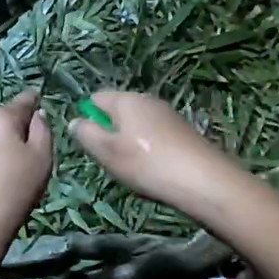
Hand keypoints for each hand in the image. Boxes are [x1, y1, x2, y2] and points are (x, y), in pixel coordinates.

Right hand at [68, 92, 245, 214]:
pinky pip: (154, 134)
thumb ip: (86, 134)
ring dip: (129, 142)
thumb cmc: (147, 164)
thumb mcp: (106, 151)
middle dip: (109, 131)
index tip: (91, 143)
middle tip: (110, 159)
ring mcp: (167, 114)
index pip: (95, 98)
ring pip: (136, 124)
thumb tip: (75, 121)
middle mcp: (147, 99)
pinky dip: (148, 149)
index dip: (88, 118)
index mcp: (126, 99)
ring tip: (133, 168)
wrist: (204, 181)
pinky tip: (153, 169)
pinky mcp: (182, 130)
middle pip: (117, 110)